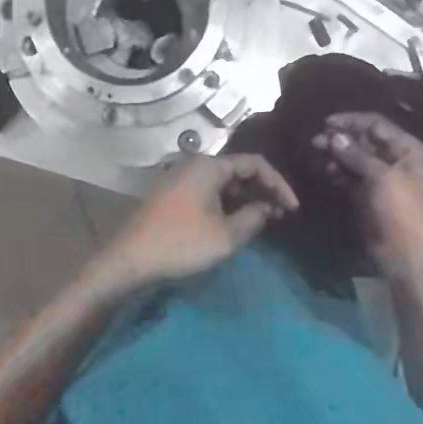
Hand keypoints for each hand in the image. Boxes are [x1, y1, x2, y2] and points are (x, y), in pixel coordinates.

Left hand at [90, 154, 298, 292]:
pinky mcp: (172, 195)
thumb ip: (253, 217)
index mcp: (209, 166)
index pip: (255, 164)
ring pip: (223, 183)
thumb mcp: (226, 236)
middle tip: (281, 215)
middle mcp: (194, 165)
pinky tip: (236, 223)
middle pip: (238, 170)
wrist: (129, 259)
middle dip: (263, 191)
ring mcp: (181, 179)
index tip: (293, 208)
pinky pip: (208, 192)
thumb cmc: (180, 244)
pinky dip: (227, 204)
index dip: (279, 184)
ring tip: (263, 220)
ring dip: (245, 199)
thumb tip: (266, 208)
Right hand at [312, 111, 422, 282]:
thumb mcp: (381, 177)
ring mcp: (382, 178)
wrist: (407, 254)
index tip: (326, 122)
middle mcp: (396, 160)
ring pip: (356, 158)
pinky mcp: (369, 195)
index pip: (377, 125)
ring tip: (316, 150)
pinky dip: (340, 171)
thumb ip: (357, 154)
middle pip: (365, 140)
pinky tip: (326, 169)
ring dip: (337, 153)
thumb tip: (334, 136)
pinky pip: (352, 176)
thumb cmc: (402, 211)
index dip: (352, 121)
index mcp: (409, 150)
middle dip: (341, 138)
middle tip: (316, 140)